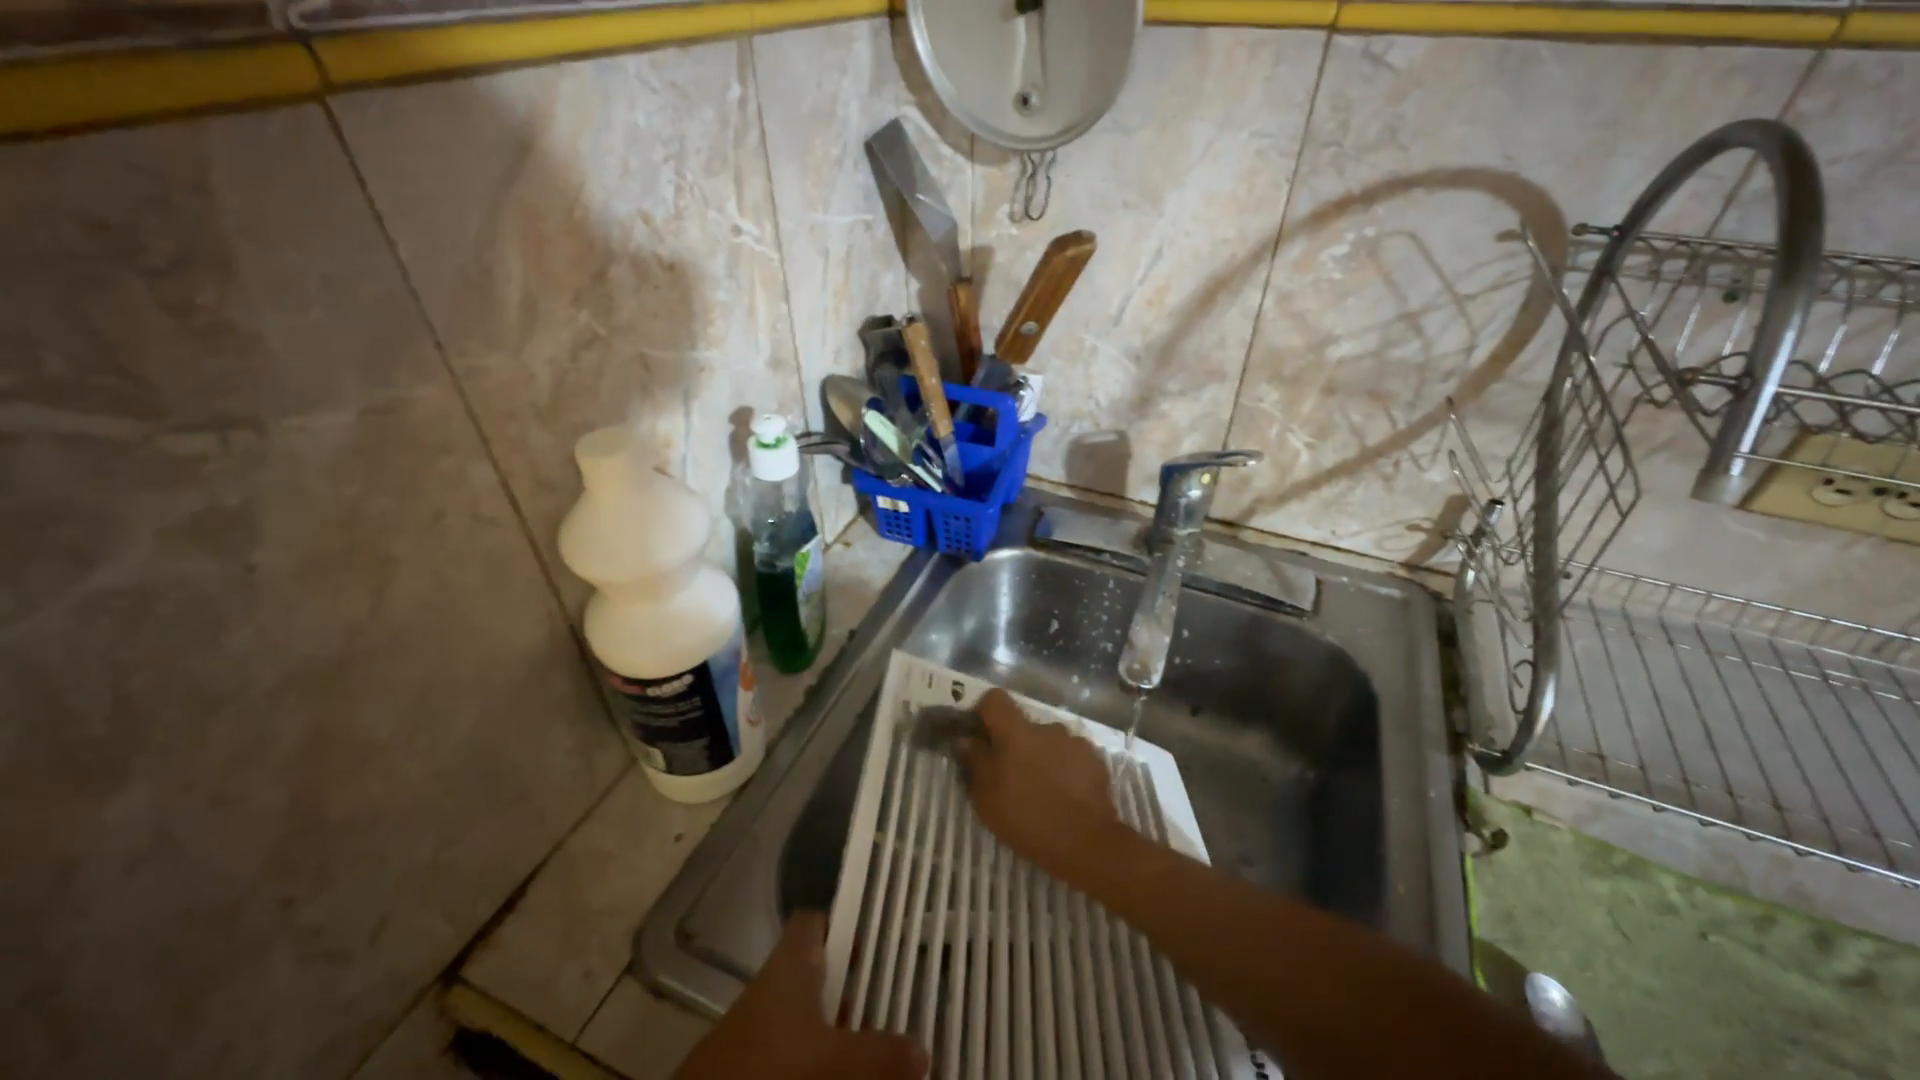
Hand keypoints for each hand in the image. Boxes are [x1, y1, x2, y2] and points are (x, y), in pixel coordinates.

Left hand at [673, 912, 926, 1079]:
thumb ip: (883, 1053)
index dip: (846, 924)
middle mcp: (775, 990)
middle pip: (823, 975)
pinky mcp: (756, 1064)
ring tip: (886, 1047)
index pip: (815, 922)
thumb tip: (921, 1050)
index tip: (881, 941)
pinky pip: (801, 1052)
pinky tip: (851, 1074)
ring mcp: (762, 1031)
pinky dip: (826, 1061)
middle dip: (860, 989)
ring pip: (814, 1019)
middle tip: (899, 1002)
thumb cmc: (771, 1069)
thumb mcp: (836, 1061)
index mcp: (791, 967)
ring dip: (846, 1031)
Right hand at [956, 689, 1124, 877]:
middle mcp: (1048, 728)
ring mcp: (1076, 743)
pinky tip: (1066, 796)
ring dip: (1042, 757)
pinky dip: (1066, 769)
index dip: (984, 712)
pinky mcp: (1096, 760)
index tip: (980, 736)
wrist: (1085, 842)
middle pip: (1024, 726)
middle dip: (1016, 745)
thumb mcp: (986, 797)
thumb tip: (965, 739)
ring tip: (1043, 790)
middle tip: (1012, 777)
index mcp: (1017, 732)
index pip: (995, 700)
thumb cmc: (1027, 819)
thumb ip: (975, 762)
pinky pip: (1072, 756)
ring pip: (1049, 742)